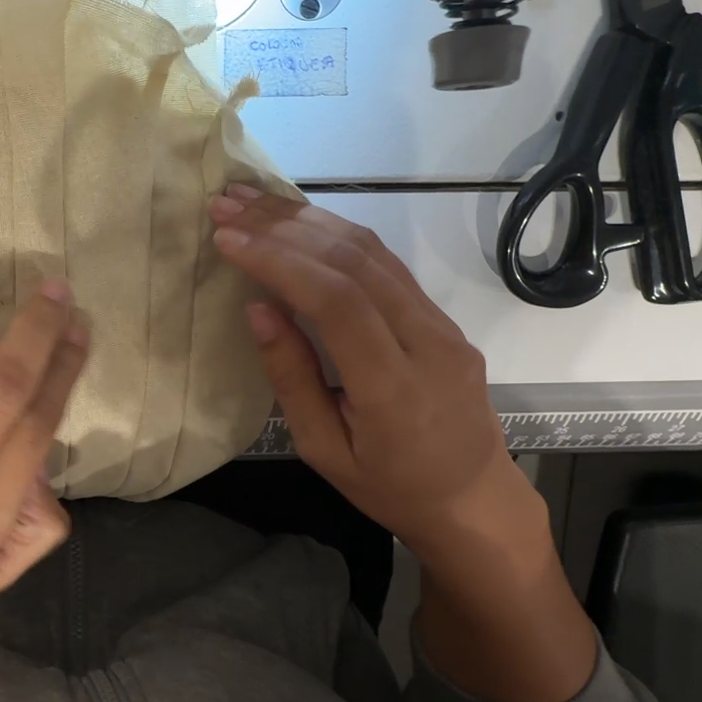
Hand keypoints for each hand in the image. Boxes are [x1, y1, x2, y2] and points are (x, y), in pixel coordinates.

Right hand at [208, 185, 531, 551]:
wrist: (474, 499)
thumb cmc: (389, 487)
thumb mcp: (324, 450)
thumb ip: (292, 379)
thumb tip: (258, 309)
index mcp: (394, 388)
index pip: (336, 302)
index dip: (279, 262)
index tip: (227, 238)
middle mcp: (428, 343)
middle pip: (354, 263)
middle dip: (284, 227)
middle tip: (227, 204)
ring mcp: (442, 325)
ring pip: (374, 252)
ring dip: (309, 219)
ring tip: (253, 201)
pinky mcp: (442, 317)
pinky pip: (387, 263)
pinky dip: (337, 234)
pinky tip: (299, 221)